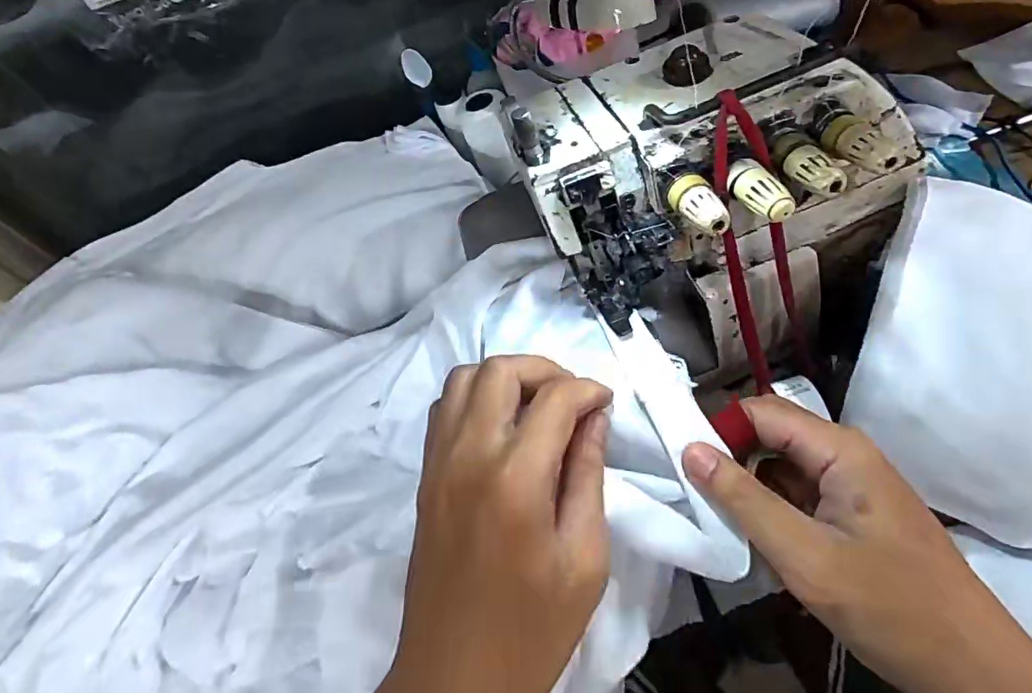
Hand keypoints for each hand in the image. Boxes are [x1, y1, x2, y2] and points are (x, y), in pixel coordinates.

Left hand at [381, 356, 613, 692]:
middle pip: (501, 369)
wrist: (455, 674)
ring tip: (538, 405)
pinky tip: (502, 424)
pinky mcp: (425, 472)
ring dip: (505, 377)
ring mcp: (439, 459)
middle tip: (574, 397)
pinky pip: (445, 406)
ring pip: (465, 376)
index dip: (588, 389)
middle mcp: (469, 452)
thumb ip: (588, 476)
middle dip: (545, 369)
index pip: (555, 398)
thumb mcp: (584, 559)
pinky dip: (475, 396)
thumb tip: (593, 418)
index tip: (606, 402)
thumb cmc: (532, 627)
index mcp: (515, 476)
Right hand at [682, 397, 1031, 692]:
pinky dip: (777, 513)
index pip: (761, 412)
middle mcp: (846, 454)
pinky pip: (802, 496)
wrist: (979, 675)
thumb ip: (745, 500)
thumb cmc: (895, 609)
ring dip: (754, 492)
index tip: (685, 462)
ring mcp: (854, 485)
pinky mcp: (856, 514)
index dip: (720, 429)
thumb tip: (690, 449)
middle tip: (702, 499)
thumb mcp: (807, 558)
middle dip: (734, 462)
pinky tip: (765, 546)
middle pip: (771, 437)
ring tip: (728, 525)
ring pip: (783, 468)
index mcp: (840, 449)